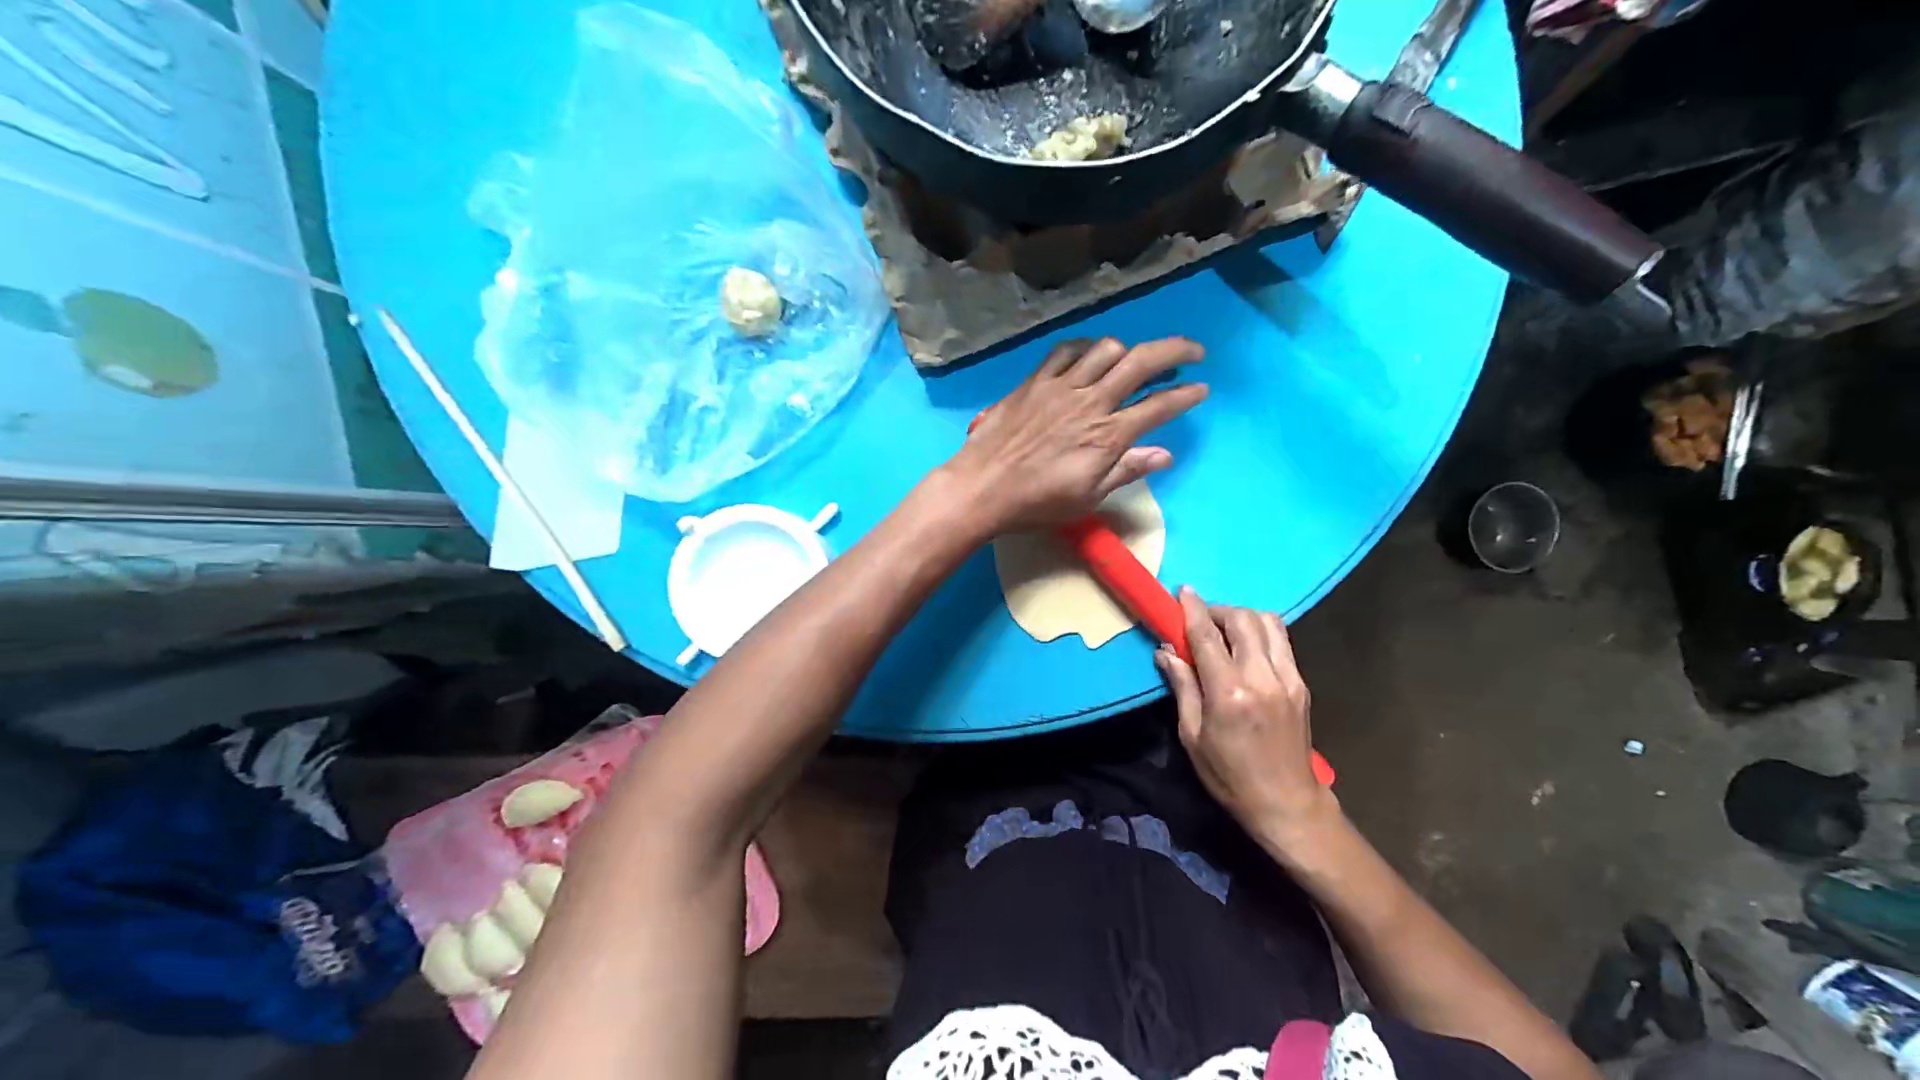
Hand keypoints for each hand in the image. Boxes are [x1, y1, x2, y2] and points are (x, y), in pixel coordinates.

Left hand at [939, 337, 1206, 533]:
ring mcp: (1060, 387)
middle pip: (1140, 362)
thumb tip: (1165, 455)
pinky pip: (1065, 351)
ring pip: (1105, 349)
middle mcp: (1089, 402)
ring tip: (1135, 358)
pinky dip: (1085, 347)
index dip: (1185, 395)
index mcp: (1107, 436)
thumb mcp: (1087, 497)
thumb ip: (1126, 471)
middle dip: (1174, 350)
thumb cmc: (1036, 503)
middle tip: (1193, 351)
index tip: (1201, 389)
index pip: (1158, 406)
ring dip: (1129, 348)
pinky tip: (1090, 354)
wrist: (982, 488)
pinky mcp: (1034, 381)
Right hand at [1157, 588, 1338, 841]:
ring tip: (1224, 630)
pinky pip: (1282, 640)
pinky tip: (1246, 646)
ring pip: (1268, 622)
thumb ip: (1182, 686)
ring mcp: (1287, 678)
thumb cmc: (1228, 775)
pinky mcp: (1301, 683)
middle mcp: (1262, 677)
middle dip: (1217, 610)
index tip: (1182, 591)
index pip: (1207, 636)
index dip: (1192, 609)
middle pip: (1241, 619)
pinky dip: (1261, 631)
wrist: (1286, 802)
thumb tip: (1166, 650)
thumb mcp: (1192, 735)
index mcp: (1229, 693)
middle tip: (1199, 620)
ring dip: (1242, 616)